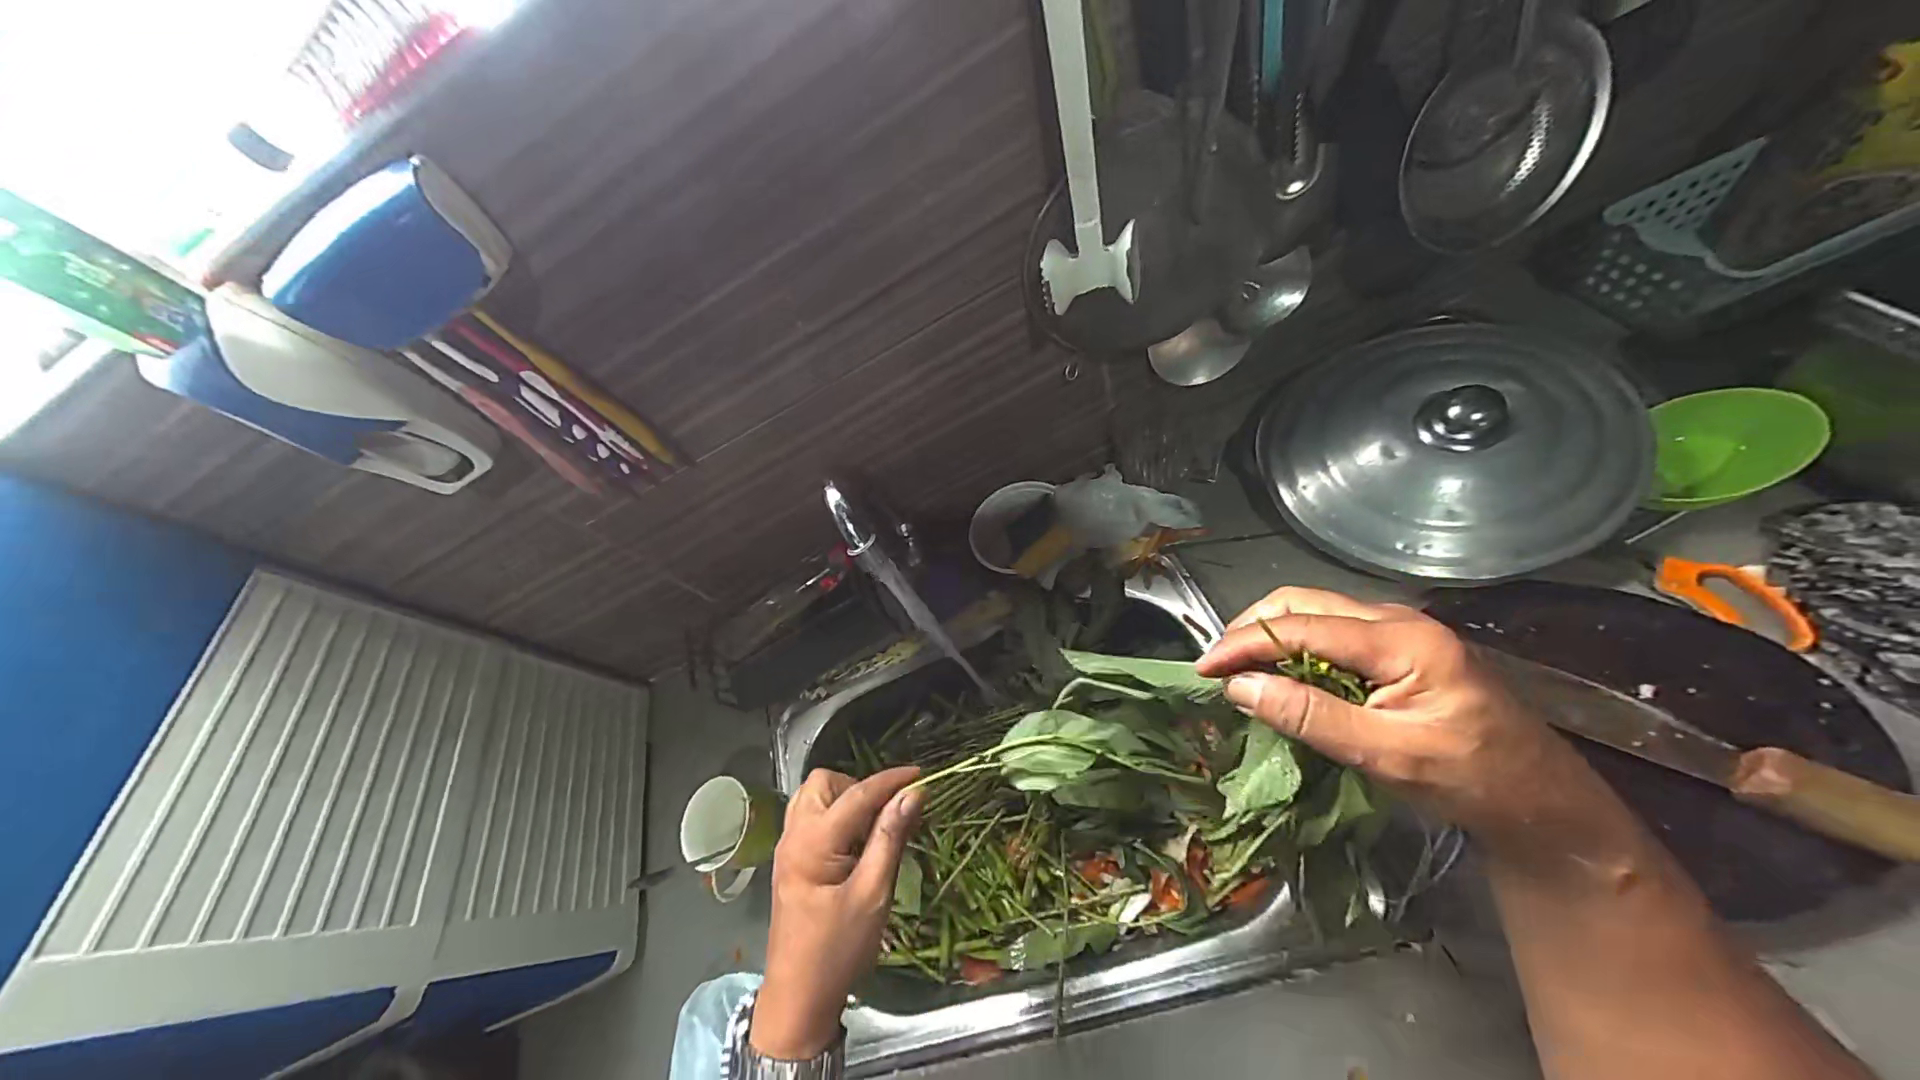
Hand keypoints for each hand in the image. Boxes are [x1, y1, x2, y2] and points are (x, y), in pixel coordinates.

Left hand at [751, 766, 922, 1058]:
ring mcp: (787, 846)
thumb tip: (912, 794)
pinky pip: (810, 815)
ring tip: (871, 827)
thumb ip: (891, 838)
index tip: (921, 775)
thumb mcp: (873, 895)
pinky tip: (854, 841)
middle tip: (886, 814)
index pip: (857, 794)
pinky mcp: (790, 858)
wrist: (798, 997)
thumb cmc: (838, 950)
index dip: (891, 780)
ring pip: (814, 795)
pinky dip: (834, 814)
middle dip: (859, 787)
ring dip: (845, 798)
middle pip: (825, 782)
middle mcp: (794, 835)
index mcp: (813, 843)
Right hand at [1194, 587, 1624, 859]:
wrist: (1543, 802)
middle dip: (1250, 629)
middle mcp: (1398, 620)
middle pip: (1302, 603)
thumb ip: (1310, 716)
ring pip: (1313, 612)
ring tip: (1239, 669)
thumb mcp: (1386, 755)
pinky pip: (1330, 632)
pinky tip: (1279, 673)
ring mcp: (1399, 631)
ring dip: (1269, 636)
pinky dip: (1293, 648)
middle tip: (1217, 665)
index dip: (1244, 643)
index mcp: (1402, 640)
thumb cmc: (1472, 781)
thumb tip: (1239, 686)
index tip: (1204, 668)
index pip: (1301, 626)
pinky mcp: (1397, 647)